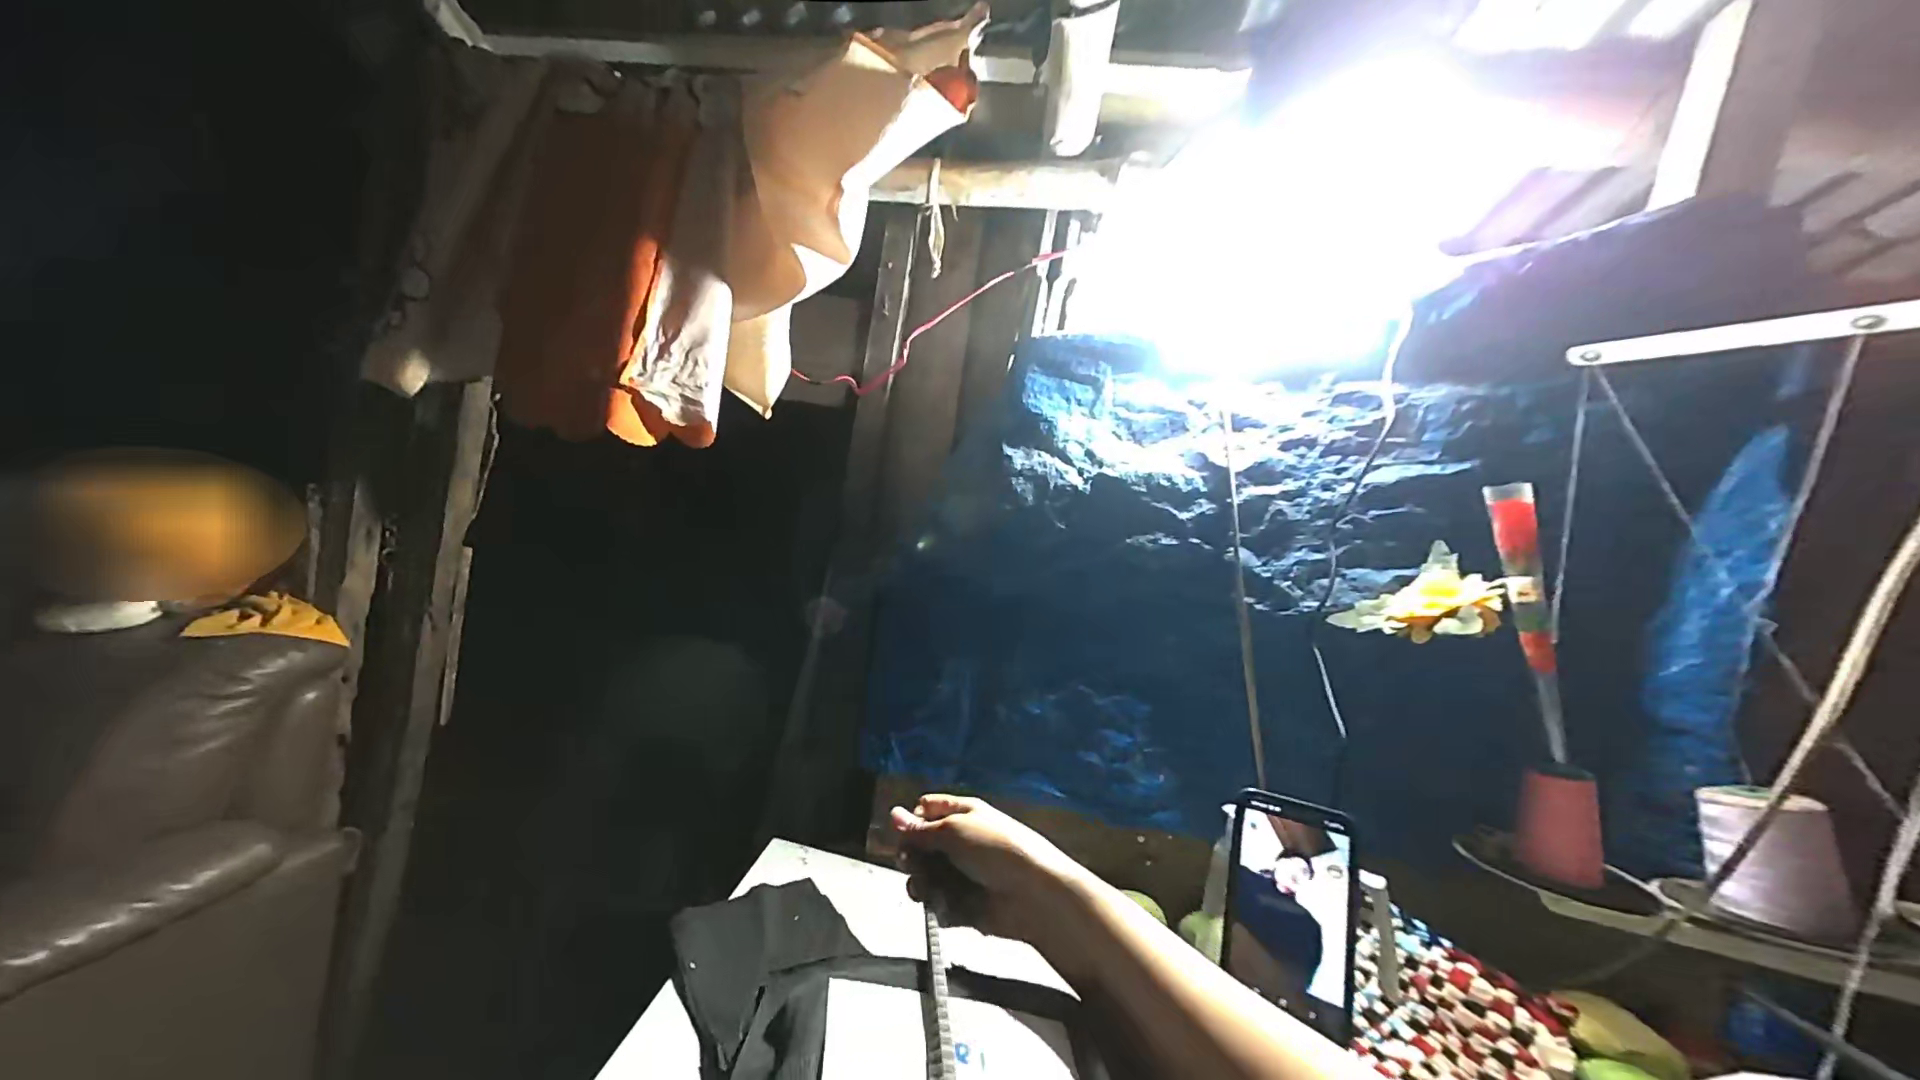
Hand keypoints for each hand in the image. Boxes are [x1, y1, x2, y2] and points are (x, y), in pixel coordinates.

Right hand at [890, 794, 1085, 942]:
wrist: (1034, 895)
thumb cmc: (998, 850)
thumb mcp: (954, 831)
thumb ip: (921, 829)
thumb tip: (893, 814)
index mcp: (962, 813)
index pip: (926, 809)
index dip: (911, 821)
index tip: (904, 836)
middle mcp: (961, 841)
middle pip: (921, 846)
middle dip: (913, 857)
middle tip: (913, 864)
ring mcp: (964, 873)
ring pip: (927, 877)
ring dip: (922, 883)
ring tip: (927, 890)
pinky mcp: (966, 903)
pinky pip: (941, 903)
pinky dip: (940, 906)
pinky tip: (946, 906)